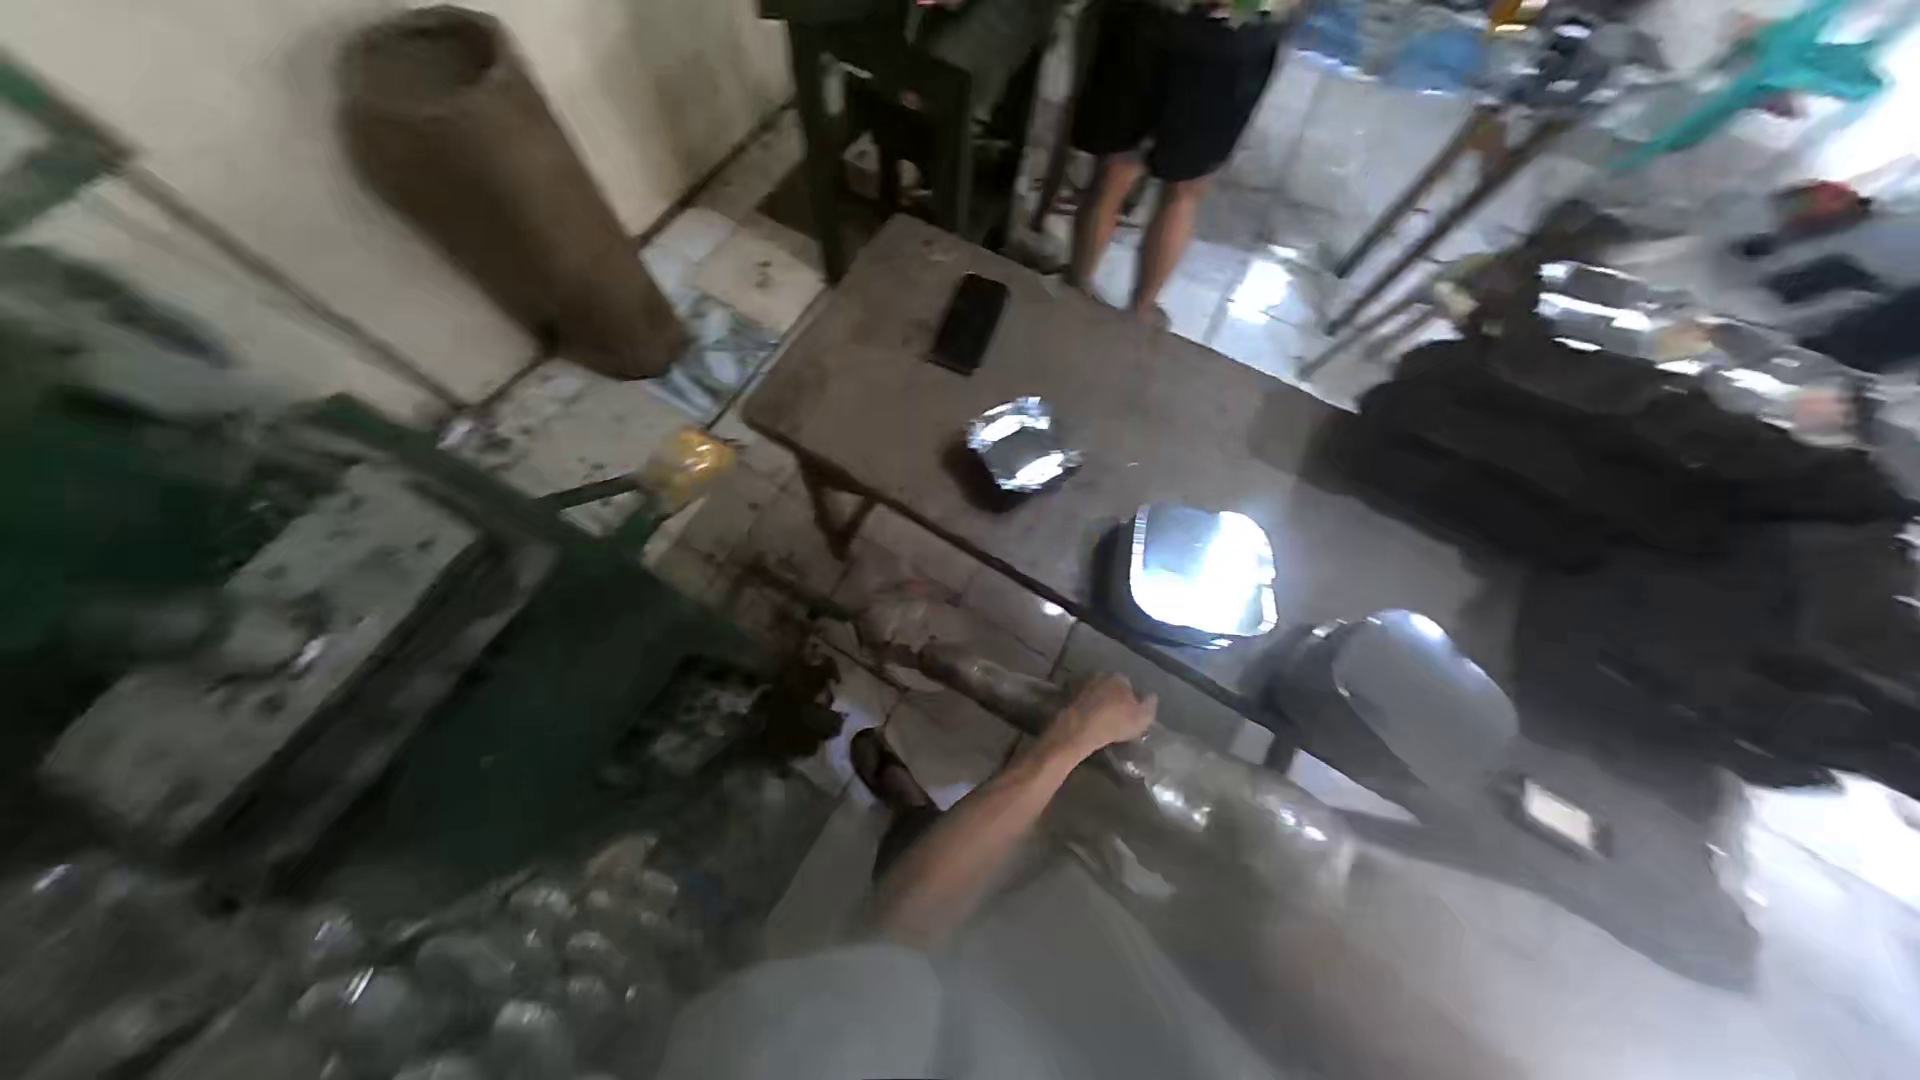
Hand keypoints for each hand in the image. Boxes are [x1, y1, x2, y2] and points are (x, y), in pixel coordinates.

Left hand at [1037, 674, 1156, 762]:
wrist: (1081, 727)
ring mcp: (1083, 681)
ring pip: (1096, 690)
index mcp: (1120, 677)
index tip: (1129, 714)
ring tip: (1099, 717)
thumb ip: (1150, 705)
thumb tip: (1152, 695)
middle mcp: (1101, 674)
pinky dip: (1084, 703)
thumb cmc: (1115, 722)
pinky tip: (1086, 716)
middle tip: (1114, 715)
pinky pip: (1081, 697)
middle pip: (1111, 686)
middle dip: (1113, 697)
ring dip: (1098, 699)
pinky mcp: (1068, 692)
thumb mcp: (1143, 718)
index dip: (1131, 700)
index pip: (1129, 686)